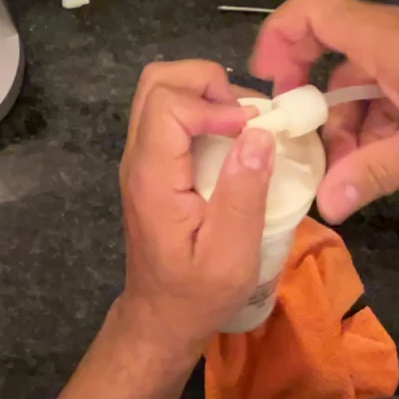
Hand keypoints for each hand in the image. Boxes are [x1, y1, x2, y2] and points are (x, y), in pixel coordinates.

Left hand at [117, 60, 276, 356]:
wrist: (161, 317)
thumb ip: (244, 193)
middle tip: (246, 116)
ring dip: (205, 92)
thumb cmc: (197, 293)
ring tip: (243, 123)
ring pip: (159, 89)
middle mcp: (138, 157)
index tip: (251, 129)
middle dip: (207, 82)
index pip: (167, 104)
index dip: (213, 104)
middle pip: (157, 81)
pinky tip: (232, 136)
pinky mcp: (153, 162)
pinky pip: (169, 111)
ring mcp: (142, 157)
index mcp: (152, 177)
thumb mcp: (231, 255)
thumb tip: (260, 134)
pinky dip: (202, 108)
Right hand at [249, 0, 398, 221]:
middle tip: (310, 157)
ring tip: (351, 176)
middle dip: (314, 107)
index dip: (278, 36)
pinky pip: (388, 88)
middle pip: (329, 53)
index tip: (270, 87)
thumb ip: (373, 174)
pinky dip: (377, 123)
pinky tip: (383, 164)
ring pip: (360, 79)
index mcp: (388, 41)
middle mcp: (396, 37)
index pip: (312, 8)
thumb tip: (325, 206)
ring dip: (348, 124)